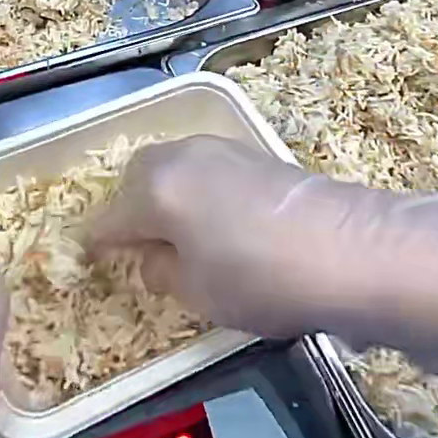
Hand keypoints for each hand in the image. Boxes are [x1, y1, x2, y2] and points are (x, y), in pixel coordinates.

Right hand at [87, 135, 437, 387]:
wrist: (343, 246)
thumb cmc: (257, 276)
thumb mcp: (195, 290)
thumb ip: (161, 268)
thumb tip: (153, 254)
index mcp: (156, 186)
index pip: (111, 214)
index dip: (99, 238)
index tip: (93, 253)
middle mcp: (183, 154)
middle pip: (140, 176)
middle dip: (132, 205)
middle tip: (140, 242)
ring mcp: (223, 147)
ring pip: (175, 165)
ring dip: (168, 192)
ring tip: (181, 231)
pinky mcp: (256, 151)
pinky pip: (207, 166)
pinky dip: (199, 187)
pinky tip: (219, 216)